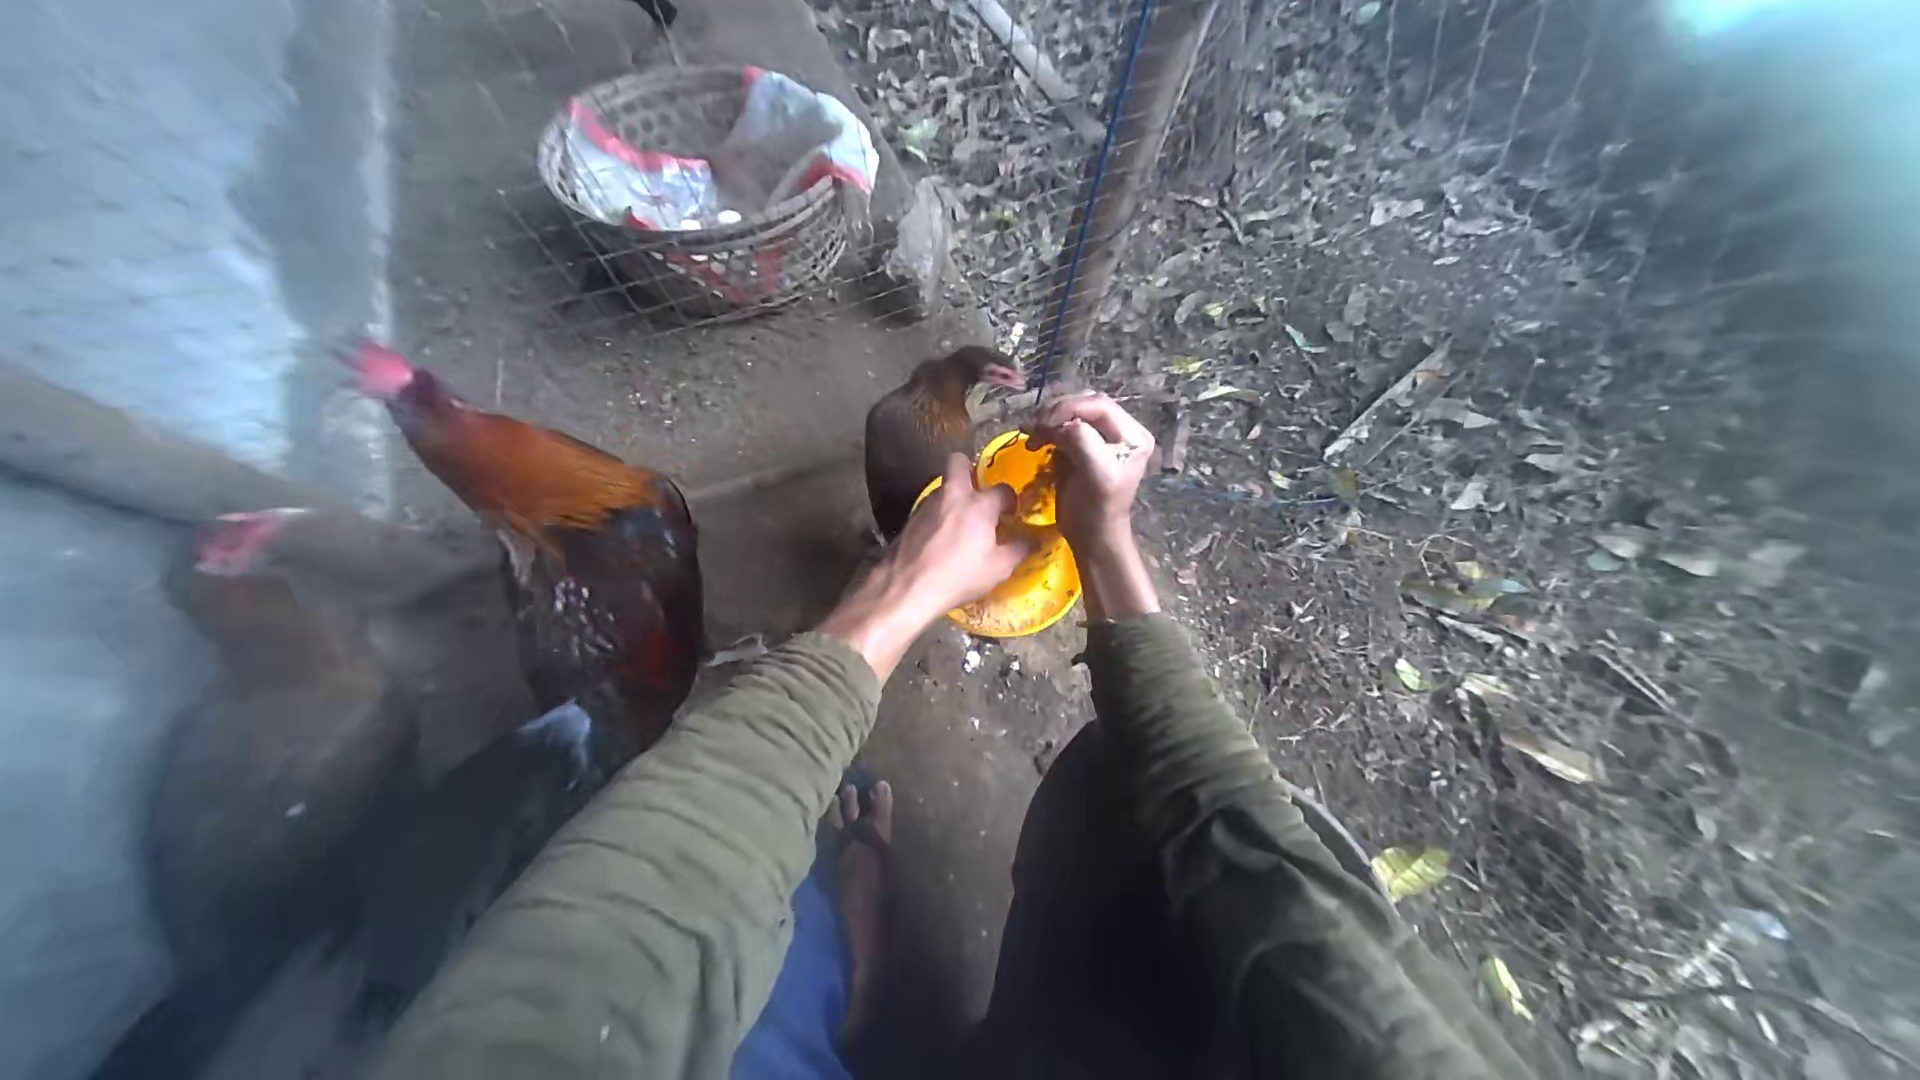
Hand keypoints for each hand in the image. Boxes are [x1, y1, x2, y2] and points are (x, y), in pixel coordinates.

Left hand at [889, 454, 1034, 616]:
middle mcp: (952, 496)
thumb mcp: (998, 569)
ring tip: (960, 522)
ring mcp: (927, 504)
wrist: (907, 587)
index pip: (1002, 489)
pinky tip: (940, 538)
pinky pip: (929, 507)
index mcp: (979, 505)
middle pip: (958, 461)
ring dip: (953, 496)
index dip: (1010, 500)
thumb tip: (1033, 540)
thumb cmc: (959, 576)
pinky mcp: (910, 518)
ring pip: (942, 486)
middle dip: (969, 469)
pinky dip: (938, 515)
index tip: (1010, 513)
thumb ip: (1019, 550)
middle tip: (978, 493)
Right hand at [1027, 393, 1159, 619]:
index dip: (1070, 407)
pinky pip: (1062, 426)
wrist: (1091, 536)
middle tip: (1033, 427)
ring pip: (1070, 412)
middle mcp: (1119, 430)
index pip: (1099, 404)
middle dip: (1057, 411)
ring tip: (1031, 434)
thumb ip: (1082, 441)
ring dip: (1048, 420)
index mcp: (1133, 434)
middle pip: (1084, 403)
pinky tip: (1035, 441)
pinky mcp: (1081, 445)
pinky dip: (1046, 430)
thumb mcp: (1097, 474)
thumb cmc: (1098, 509)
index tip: (1044, 424)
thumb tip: (1059, 425)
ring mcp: (1099, 436)